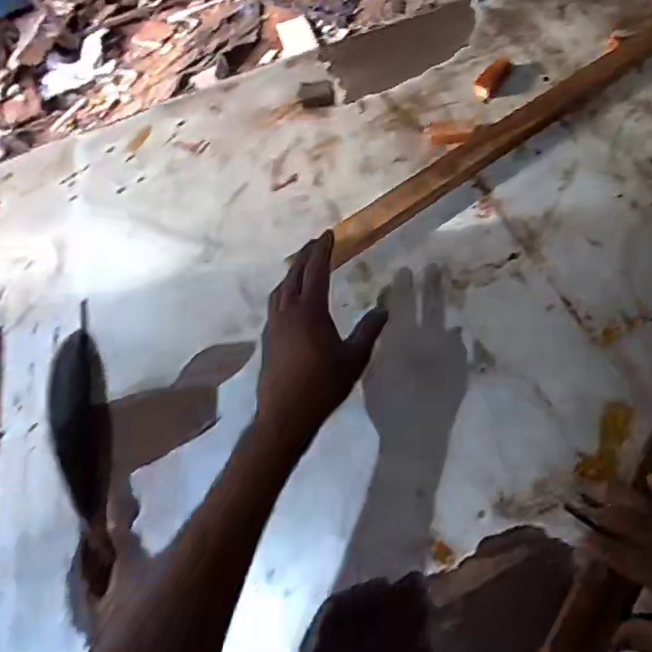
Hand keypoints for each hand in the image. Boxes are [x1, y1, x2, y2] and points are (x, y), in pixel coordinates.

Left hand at [257, 231, 387, 438]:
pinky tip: (291, 300)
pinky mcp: (268, 340)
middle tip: (316, 243)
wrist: (284, 416)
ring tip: (302, 266)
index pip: (316, 272)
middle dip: (306, 256)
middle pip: (294, 275)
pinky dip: (285, 291)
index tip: (328, 234)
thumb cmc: (323, 385)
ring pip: (281, 290)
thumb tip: (383, 309)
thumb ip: (369, 330)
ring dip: (292, 273)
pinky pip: (275, 304)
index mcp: (310, 312)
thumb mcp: (355, 357)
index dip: (323, 251)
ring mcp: (274, 326)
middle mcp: (288, 313)